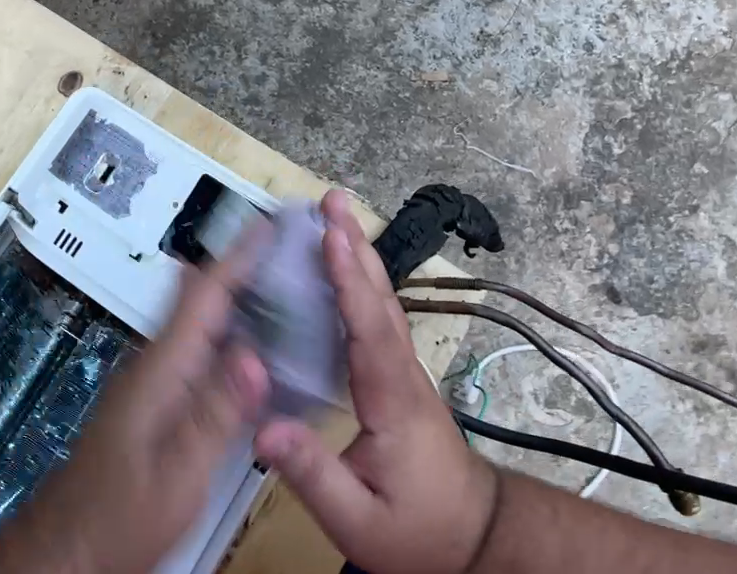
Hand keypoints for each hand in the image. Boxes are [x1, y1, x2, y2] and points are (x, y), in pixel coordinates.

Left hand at [0, 242, 270, 573]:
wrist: (65, 550)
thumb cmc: (115, 519)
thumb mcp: (177, 475)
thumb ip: (215, 416)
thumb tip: (254, 357)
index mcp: (161, 371)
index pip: (202, 295)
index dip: (238, 256)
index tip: (270, 223)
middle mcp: (157, 364)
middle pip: (201, 297)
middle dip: (243, 265)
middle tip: (287, 249)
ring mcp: (155, 380)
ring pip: (202, 320)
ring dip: (240, 296)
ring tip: (286, 285)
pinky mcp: (159, 399)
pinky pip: (201, 349)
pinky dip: (232, 331)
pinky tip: (261, 345)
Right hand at [254, 190, 499, 573]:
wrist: (471, 535)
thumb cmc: (417, 530)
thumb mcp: (359, 520)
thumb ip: (312, 474)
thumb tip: (265, 428)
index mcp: (392, 400)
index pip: (369, 330)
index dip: (349, 281)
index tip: (332, 236)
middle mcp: (402, 373)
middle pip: (380, 299)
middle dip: (354, 245)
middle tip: (332, 200)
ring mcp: (403, 371)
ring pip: (381, 302)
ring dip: (357, 255)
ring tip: (334, 216)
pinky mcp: (397, 376)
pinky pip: (375, 318)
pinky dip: (358, 283)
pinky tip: (338, 269)